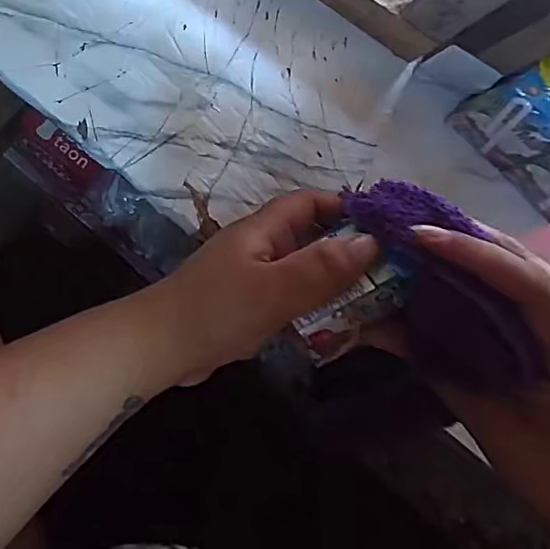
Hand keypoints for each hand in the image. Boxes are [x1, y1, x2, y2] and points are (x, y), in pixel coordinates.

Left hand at [142, 189, 379, 385]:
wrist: (162, 346)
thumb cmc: (217, 310)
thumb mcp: (274, 289)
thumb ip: (320, 267)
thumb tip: (369, 240)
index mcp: (261, 230)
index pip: (306, 202)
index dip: (342, 205)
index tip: (382, 223)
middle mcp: (257, 245)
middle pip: (306, 233)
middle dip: (344, 243)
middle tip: (387, 266)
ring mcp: (249, 273)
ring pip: (298, 264)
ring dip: (330, 274)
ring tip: (372, 294)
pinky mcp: (245, 301)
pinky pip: (287, 291)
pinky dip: (311, 298)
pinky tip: (332, 320)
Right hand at [399, 225, 549, 548]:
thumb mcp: (495, 429)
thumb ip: (439, 369)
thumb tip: (377, 324)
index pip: (528, 281)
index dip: (472, 251)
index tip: (420, 234)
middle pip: (529, 265)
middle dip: (471, 238)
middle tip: (415, 224)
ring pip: (529, 272)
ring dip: (480, 250)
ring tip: (429, 237)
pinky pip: (526, 292)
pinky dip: (489, 273)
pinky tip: (457, 271)